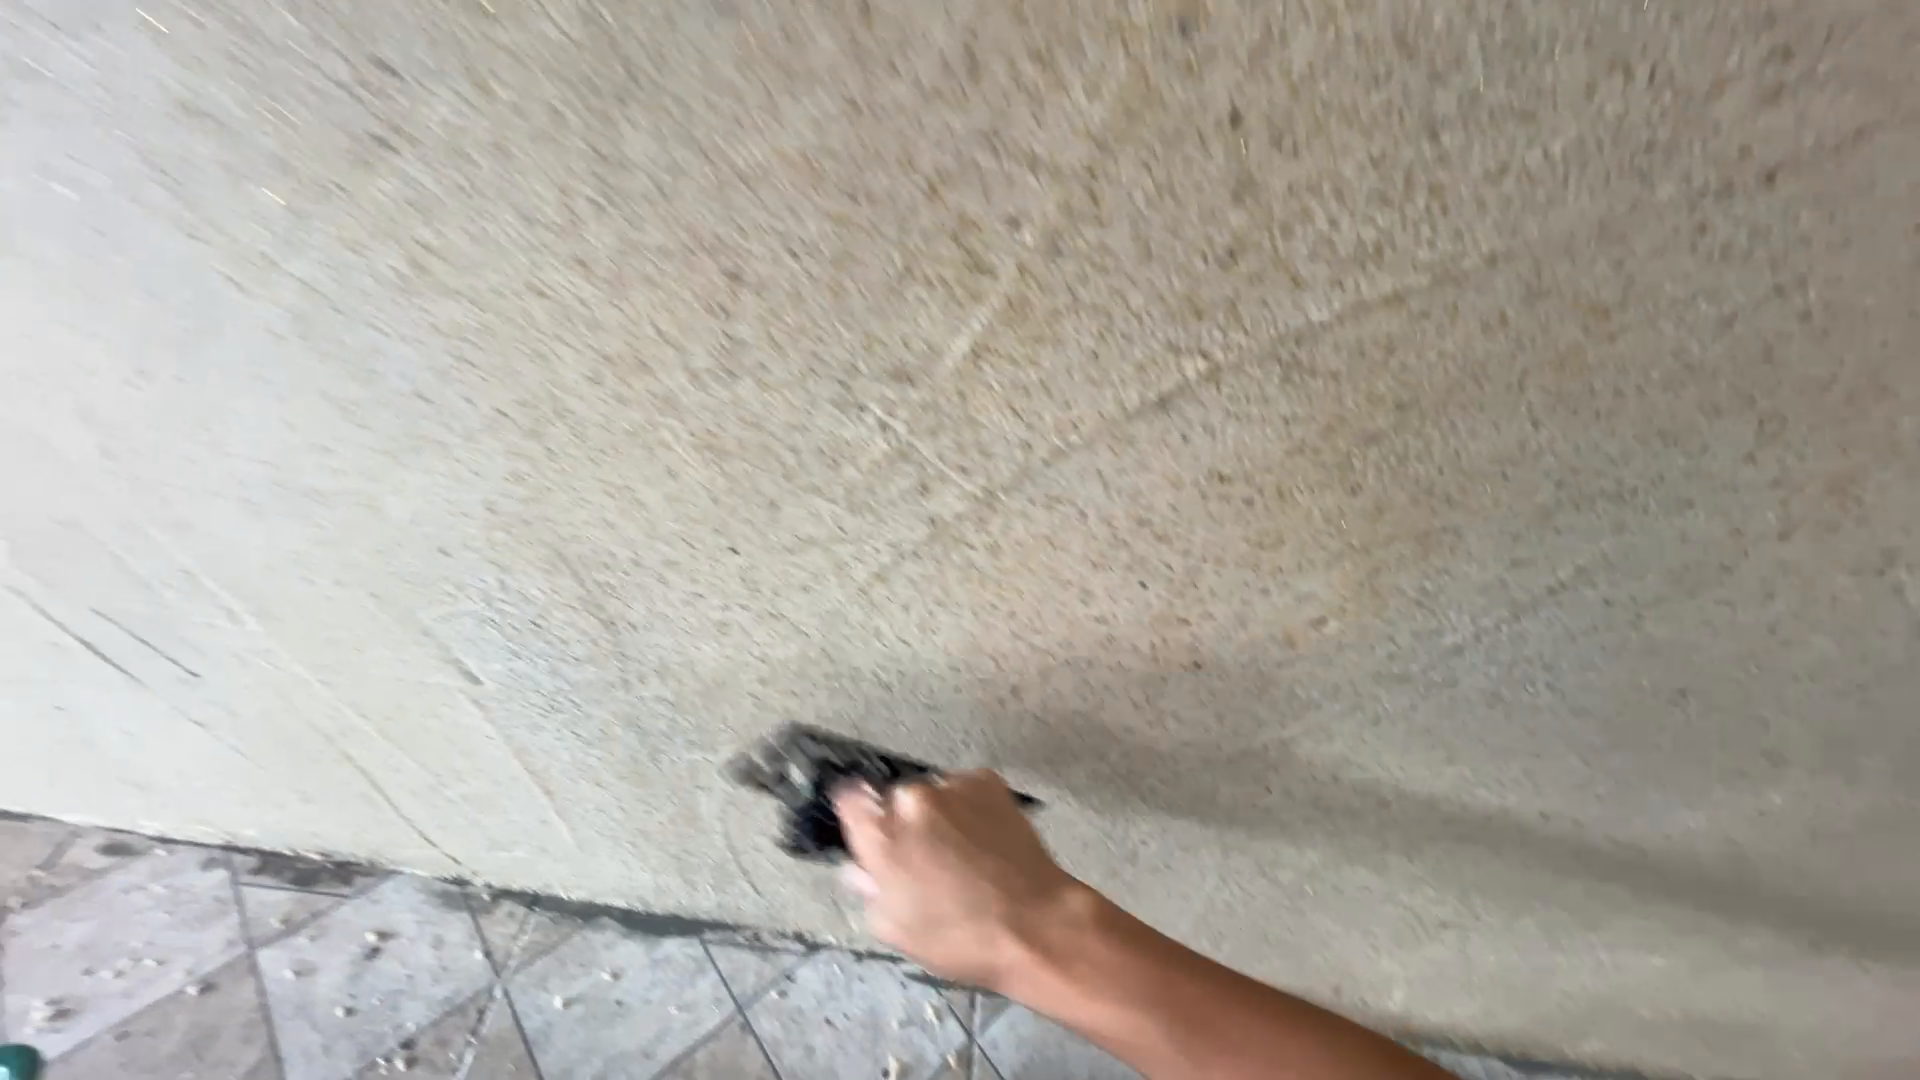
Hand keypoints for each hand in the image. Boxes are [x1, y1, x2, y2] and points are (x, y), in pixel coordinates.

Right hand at [833, 769, 1084, 990]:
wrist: (1034, 924)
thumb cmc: (959, 938)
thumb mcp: (895, 929)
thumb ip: (869, 889)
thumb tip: (861, 868)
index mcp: (881, 835)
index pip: (849, 798)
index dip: (858, 813)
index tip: (869, 826)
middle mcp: (911, 799)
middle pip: (894, 799)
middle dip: (904, 822)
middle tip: (927, 856)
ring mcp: (951, 786)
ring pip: (932, 793)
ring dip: (939, 813)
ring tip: (963, 851)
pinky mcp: (987, 780)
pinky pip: (965, 788)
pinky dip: (970, 807)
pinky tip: (985, 839)